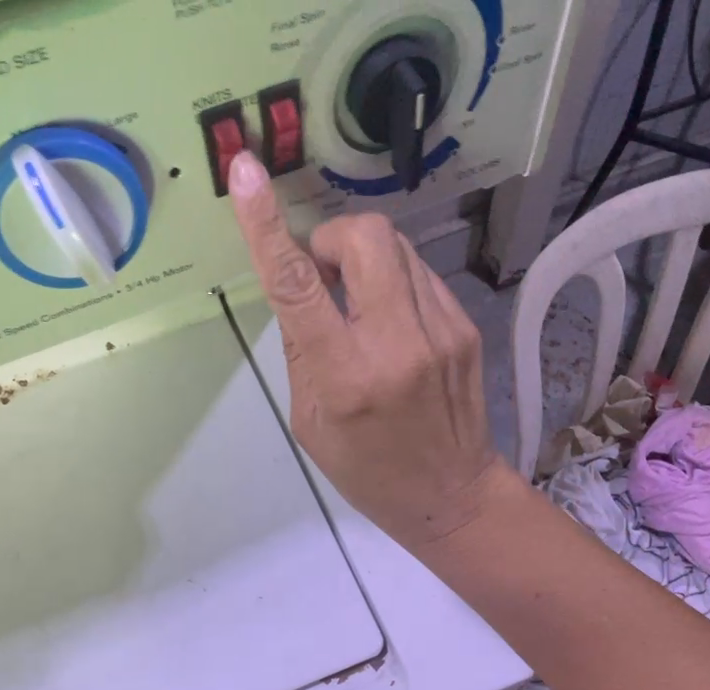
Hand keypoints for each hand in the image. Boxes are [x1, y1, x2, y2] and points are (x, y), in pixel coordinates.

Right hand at [227, 151, 514, 550]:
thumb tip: (301, 289)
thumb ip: (303, 349)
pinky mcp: (464, 326)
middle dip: (334, 239)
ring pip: (397, 246)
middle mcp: (395, 343)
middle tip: (325, 276)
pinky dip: (394, 284)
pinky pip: (420, 273)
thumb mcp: (310, 421)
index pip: (298, 284)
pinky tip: (393, 323)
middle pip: (365, 236)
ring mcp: (440, 330)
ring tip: (359, 306)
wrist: (451, 495)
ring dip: (365, 260)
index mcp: (344, 376)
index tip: (245, 174)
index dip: (266, 225)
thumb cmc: (366, 469)